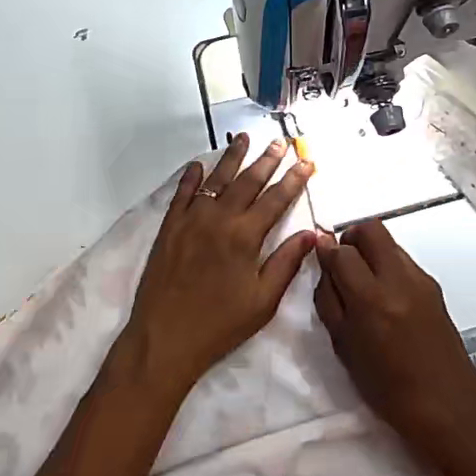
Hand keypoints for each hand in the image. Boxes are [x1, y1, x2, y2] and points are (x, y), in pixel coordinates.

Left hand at [122, 134, 316, 387]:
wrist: (165, 337)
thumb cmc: (220, 324)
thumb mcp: (262, 300)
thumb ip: (286, 263)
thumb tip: (310, 234)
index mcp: (245, 236)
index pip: (276, 199)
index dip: (294, 179)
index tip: (307, 162)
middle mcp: (219, 219)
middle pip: (248, 181)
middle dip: (267, 160)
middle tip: (279, 143)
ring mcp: (191, 219)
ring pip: (216, 179)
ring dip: (232, 158)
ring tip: (244, 138)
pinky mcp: (169, 227)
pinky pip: (182, 193)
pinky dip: (191, 177)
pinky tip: (198, 165)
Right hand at [314, 220, 475, 437]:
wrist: (446, 403)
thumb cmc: (386, 385)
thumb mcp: (343, 345)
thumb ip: (330, 299)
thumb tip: (325, 265)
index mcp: (371, 300)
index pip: (342, 252)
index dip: (326, 249)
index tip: (319, 253)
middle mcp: (398, 280)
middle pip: (371, 229)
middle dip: (351, 238)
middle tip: (342, 262)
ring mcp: (420, 280)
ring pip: (389, 242)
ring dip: (370, 251)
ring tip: (362, 282)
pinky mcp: (433, 285)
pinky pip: (402, 260)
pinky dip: (387, 266)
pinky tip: (384, 296)